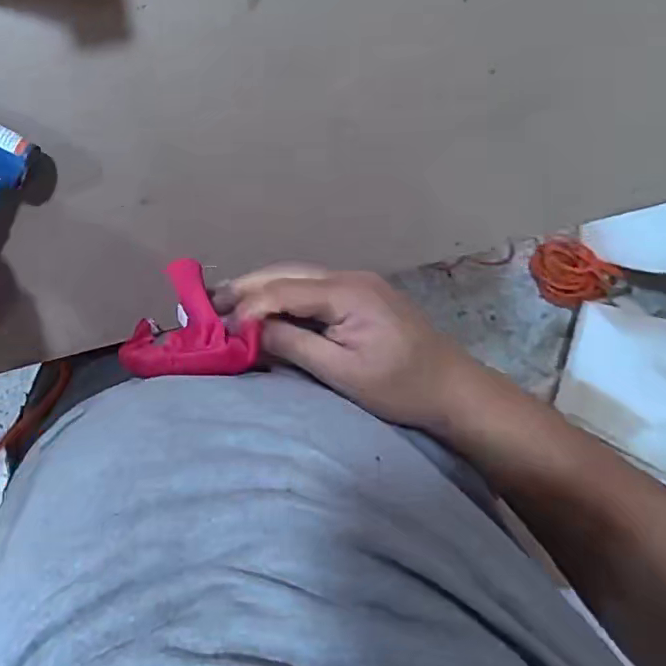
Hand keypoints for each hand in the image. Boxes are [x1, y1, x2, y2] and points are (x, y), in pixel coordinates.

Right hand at [215, 264, 509, 429]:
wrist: (458, 392)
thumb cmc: (403, 389)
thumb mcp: (344, 373)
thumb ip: (292, 345)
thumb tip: (246, 330)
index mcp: (348, 292)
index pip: (283, 290)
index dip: (247, 307)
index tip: (218, 328)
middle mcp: (348, 277)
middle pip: (284, 273)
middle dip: (244, 288)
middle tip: (206, 304)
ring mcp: (354, 282)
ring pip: (293, 276)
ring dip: (259, 290)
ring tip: (224, 304)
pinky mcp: (357, 294)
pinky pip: (307, 287)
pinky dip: (279, 296)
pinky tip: (261, 308)